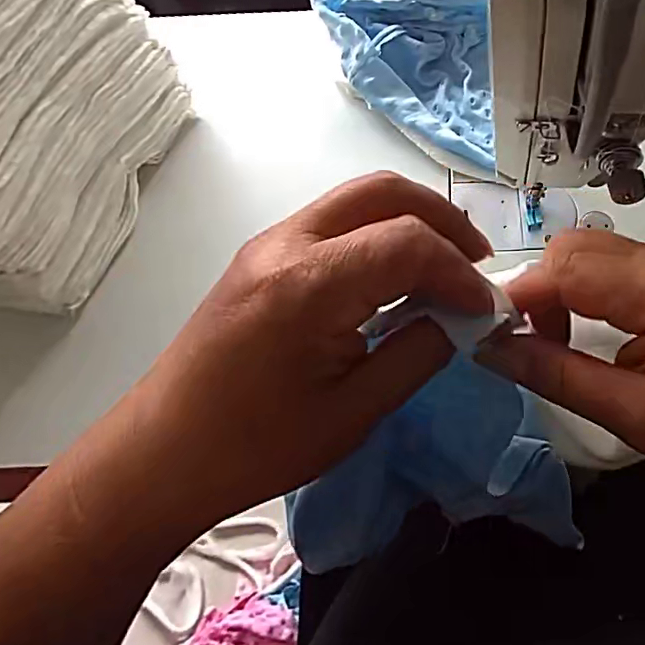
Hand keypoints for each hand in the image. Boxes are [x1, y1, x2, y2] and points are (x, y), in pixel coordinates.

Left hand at [136, 172, 493, 524]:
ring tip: (447, 262)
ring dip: (412, 218)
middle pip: (383, 192)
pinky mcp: (265, 251)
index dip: (457, 270)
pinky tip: (398, 270)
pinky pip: (338, 219)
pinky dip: (381, 230)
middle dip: (442, 218)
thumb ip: (419, 351)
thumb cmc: (256, 447)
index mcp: (307, 285)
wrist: (161, 453)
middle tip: (475, 261)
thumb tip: (463, 316)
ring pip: (359, 196)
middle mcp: (287, 242)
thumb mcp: (354, 413)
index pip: (407, 242)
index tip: (483, 308)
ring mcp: (271, 240)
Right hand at [480, 230, 644, 494]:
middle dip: (536, 288)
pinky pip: (606, 265)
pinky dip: (579, 288)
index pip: (566, 269)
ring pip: (586, 252)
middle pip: (572, 248)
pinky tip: (579, 328)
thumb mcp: (633, 415)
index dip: (519, 295)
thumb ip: (557, 375)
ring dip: (555, 287)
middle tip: (522, 341)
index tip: (487, 331)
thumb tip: (491, 348)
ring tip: (550, 339)